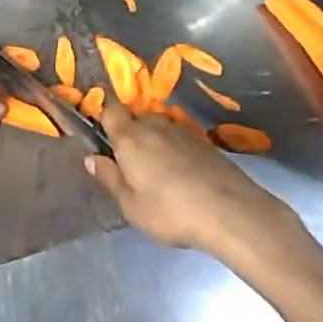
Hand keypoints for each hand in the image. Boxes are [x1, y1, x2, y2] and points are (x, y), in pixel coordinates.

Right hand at [84, 101, 302, 254]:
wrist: (230, 211)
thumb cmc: (171, 211)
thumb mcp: (131, 205)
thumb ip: (109, 178)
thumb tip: (92, 158)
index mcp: (129, 137)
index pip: (110, 110)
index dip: (106, 122)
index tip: (107, 143)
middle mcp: (153, 124)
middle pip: (136, 118)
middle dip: (131, 133)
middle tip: (133, 165)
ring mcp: (182, 130)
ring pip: (159, 127)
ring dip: (155, 141)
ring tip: (161, 172)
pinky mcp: (204, 140)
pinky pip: (180, 138)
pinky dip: (176, 149)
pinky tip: (184, 175)